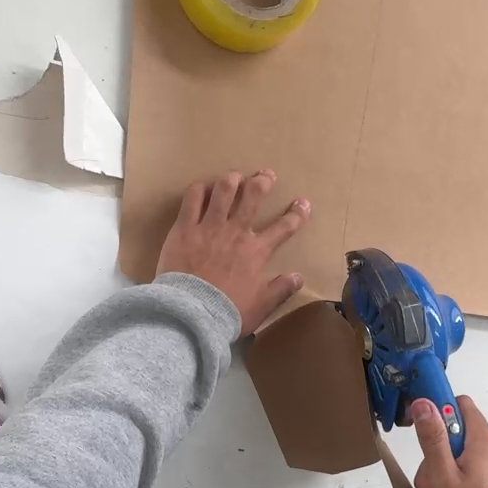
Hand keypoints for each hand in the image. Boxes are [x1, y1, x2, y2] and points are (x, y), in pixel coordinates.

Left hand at [156, 170, 310, 336]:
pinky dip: (199, 189)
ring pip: (223, 190)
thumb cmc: (229, 312)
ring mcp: (209, 227)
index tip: (303, 203)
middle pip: (253, 196)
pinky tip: (202, 188)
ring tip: (234, 176)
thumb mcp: (262, 305)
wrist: (193, 313)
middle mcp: (236, 232)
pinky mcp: (184, 228)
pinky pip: (192, 200)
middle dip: (262, 182)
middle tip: (266, 174)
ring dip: (231, 179)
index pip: (284, 228)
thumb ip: (281, 289)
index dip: (297, 214)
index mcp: (257, 251)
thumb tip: (298, 277)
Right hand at [410, 395, 487, 487]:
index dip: (435, 409)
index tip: (417, 429)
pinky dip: (458, 485)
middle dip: (437, 453)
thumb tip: (424, 402)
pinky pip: (473, 474)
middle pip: (458, 434)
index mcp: (484, 441)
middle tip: (431, 482)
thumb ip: (433, 439)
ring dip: (445, 473)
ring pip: (462, 457)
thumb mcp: (441, 480)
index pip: (458, 404)